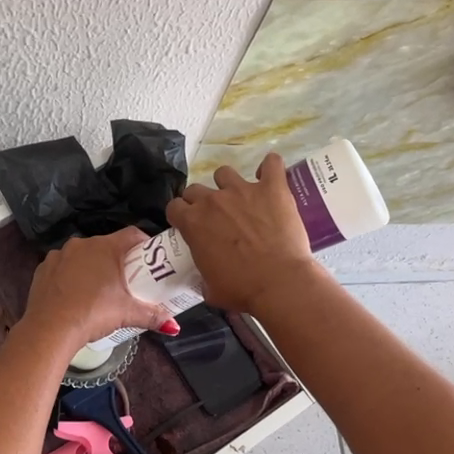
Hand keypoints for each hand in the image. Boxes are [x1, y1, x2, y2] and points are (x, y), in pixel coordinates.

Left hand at [20, 228, 175, 347]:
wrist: (50, 329)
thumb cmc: (93, 313)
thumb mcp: (127, 314)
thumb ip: (152, 316)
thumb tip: (174, 326)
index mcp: (105, 247)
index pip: (132, 234)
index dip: (144, 243)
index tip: (150, 259)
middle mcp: (81, 244)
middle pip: (106, 245)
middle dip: (118, 260)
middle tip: (127, 279)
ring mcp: (58, 255)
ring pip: (82, 255)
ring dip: (91, 267)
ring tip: (98, 289)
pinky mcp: (42, 268)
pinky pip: (62, 267)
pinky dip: (70, 276)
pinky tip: (73, 295)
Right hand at [163, 154, 320, 314]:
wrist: (279, 283)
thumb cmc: (241, 290)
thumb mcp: (210, 289)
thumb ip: (202, 276)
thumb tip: (205, 279)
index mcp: (193, 223)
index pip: (174, 207)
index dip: (180, 216)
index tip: (188, 226)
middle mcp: (213, 200)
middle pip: (195, 189)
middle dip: (201, 201)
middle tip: (215, 218)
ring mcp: (242, 190)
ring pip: (225, 173)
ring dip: (228, 184)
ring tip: (240, 199)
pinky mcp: (272, 188)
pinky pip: (271, 163)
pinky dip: (269, 167)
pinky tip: (269, 178)